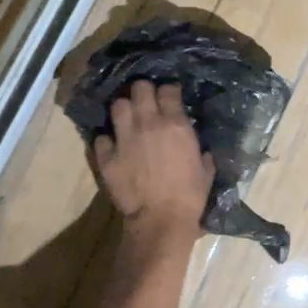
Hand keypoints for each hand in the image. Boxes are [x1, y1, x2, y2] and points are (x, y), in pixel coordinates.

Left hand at [93, 81, 214, 241]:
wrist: (161, 218)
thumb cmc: (190, 194)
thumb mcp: (206, 169)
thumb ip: (202, 152)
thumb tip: (201, 149)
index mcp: (175, 124)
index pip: (168, 90)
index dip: (169, 91)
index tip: (170, 96)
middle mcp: (148, 123)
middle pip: (140, 89)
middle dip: (143, 91)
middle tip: (146, 101)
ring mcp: (124, 138)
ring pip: (118, 105)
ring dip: (124, 109)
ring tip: (128, 118)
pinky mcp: (107, 156)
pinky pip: (102, 137)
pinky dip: (107, 139)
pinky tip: (113, 146)